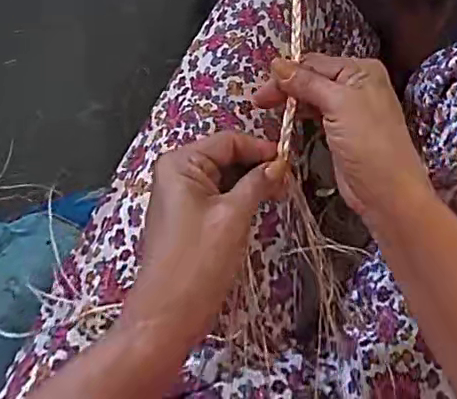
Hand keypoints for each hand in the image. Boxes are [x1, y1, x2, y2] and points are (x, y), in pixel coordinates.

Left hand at [123, 132, 289, 342]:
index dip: (259, 147)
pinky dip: (238, 198)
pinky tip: (259, 205)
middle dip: (255, 166)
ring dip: (249, 183)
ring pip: (222, 177)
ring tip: (279, 192)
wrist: (166, 315)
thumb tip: (278, 164)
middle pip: (223, 157)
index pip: (226, 141)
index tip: (289, 159)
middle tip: (288, 180)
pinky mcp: (185, 216)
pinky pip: (216, 196)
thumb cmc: (197, 262)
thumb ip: (256, 184)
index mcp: (180, 162)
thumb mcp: (233, 217)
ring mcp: (179, 194)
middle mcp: (175, 171)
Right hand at [253, 54, 433, 234]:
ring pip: (310, 94)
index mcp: (360, 70)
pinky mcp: (341, 129)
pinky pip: (314, 113)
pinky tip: (286, 118)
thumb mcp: (337, 105)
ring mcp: (349, 107)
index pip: (314, 63)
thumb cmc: (369, 144)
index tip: (262, 90)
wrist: (390, 197)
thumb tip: (276, 63)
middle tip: (259, 101)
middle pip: (310, 77)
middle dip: (285, 86)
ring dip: (290, 100)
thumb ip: (305, 82)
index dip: (286, 74)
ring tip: (266, 108)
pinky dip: (299, 114)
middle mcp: (356, 83)